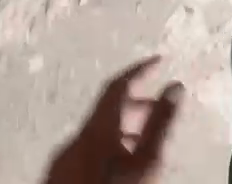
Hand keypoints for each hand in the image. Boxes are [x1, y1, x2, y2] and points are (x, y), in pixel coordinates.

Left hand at [43, 57, 184, 183]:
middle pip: (106, 107)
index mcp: (96, 127)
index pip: (117, 84)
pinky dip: (105, 144)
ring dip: (121, 125)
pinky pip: (84, 148)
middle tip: (155, 104)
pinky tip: (118, 161)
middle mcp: (74, 138)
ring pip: (95, 129)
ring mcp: (62, 159)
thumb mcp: (146, 159)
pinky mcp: (56, 176)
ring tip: (142, 139)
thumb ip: (160, 120)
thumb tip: (175, 86)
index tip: (158, 60)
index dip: (139, 69)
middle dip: (134, 101)